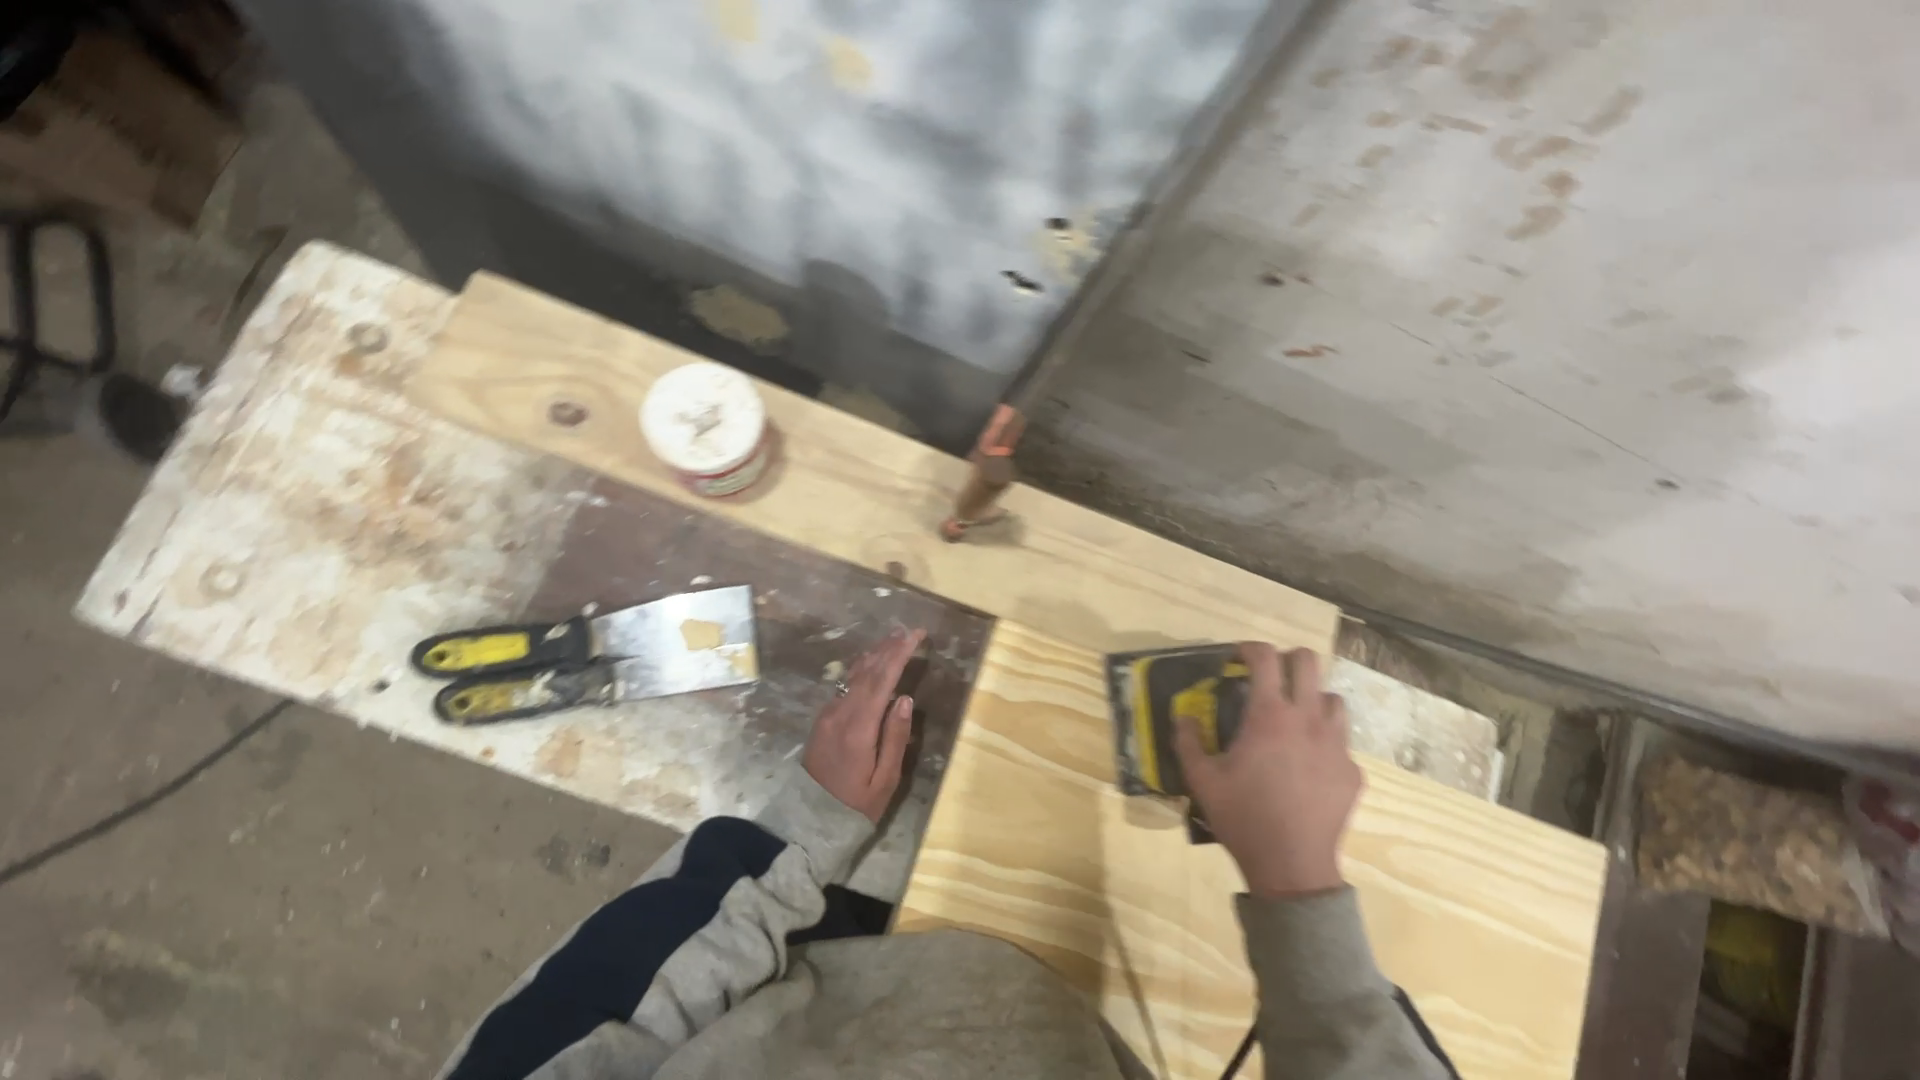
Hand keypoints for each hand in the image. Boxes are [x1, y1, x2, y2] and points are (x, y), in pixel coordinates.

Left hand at [804, 627, 926, 822]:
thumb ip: (896, 737)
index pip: (881, 680)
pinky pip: (844, 686)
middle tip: (908, 630)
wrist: (810, 820)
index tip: (915, 636)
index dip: (898, 654)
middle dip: (887, 648)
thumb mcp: (885, 779)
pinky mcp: (823, 720)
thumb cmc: (856, 805)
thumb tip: (905, 699)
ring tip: (892, 639)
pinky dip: (862, 670)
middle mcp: (840, 714)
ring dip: (873, 655)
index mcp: (858, 728)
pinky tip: (871, 665)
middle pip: (866, 672)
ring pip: (852, 676)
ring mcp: (828, 715)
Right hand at [1174, 643, 1362, 898]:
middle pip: (1308, 661)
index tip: (1237, 656)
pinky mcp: (1352, 771)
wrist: (1292, 866)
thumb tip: (1182, 716)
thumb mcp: (1201, 780)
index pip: (1266, 658)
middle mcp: (1308, 719)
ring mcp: (1336, 744)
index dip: (1249, 648)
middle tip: (1269, 678)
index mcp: (1269, 716)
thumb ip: (1188, 741)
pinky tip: (1307, 765)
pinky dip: (1323, 742)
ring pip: (1332, 698)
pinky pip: (1341, 742)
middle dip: (1286, 660)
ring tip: (1293, 719)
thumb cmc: (1243, 817)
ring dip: (1311, 699)